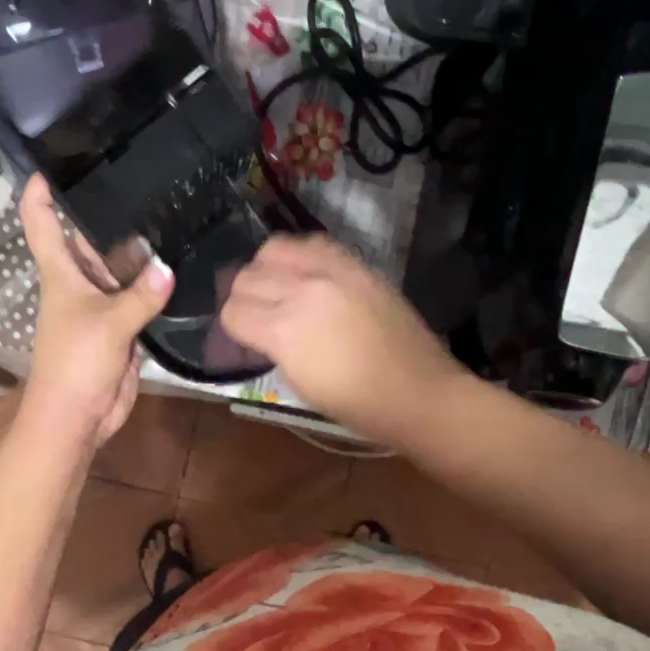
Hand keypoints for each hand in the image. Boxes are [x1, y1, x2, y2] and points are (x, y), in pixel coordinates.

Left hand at [16, 176, 174, 445]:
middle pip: (91, 242)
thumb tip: (168, 268)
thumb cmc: (76, 363)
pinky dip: (155, 291)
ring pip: (122, 273)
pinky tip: (181, 269)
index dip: (40, 192)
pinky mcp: (122, 331)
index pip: (41, 222)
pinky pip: (140, 303)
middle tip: (148, 180)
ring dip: (142, 257)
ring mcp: (102, 308)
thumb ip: (140, 296)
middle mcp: (80, 284)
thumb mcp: (109, 324)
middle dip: (111, 218)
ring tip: (175, 217)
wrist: (77, 416)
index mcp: (61, 274)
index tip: (54, 163)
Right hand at [219, 235, 468, 443]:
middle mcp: (302, 290)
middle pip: (247, 277)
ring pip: (273, 249)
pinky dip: (298, 256)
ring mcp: (332, 271)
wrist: (417, 393)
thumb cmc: (357, 406)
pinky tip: (305, 275)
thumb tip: (259, 331)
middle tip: (255, 316)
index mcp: (284, 331)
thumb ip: (273, 348)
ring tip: (276, 289)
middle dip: (243, 298)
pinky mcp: (356, 265)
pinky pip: (312, 243)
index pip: (233, 312)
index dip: (232, 328)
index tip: (243, 339)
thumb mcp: (300, 385)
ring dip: (265, 268)